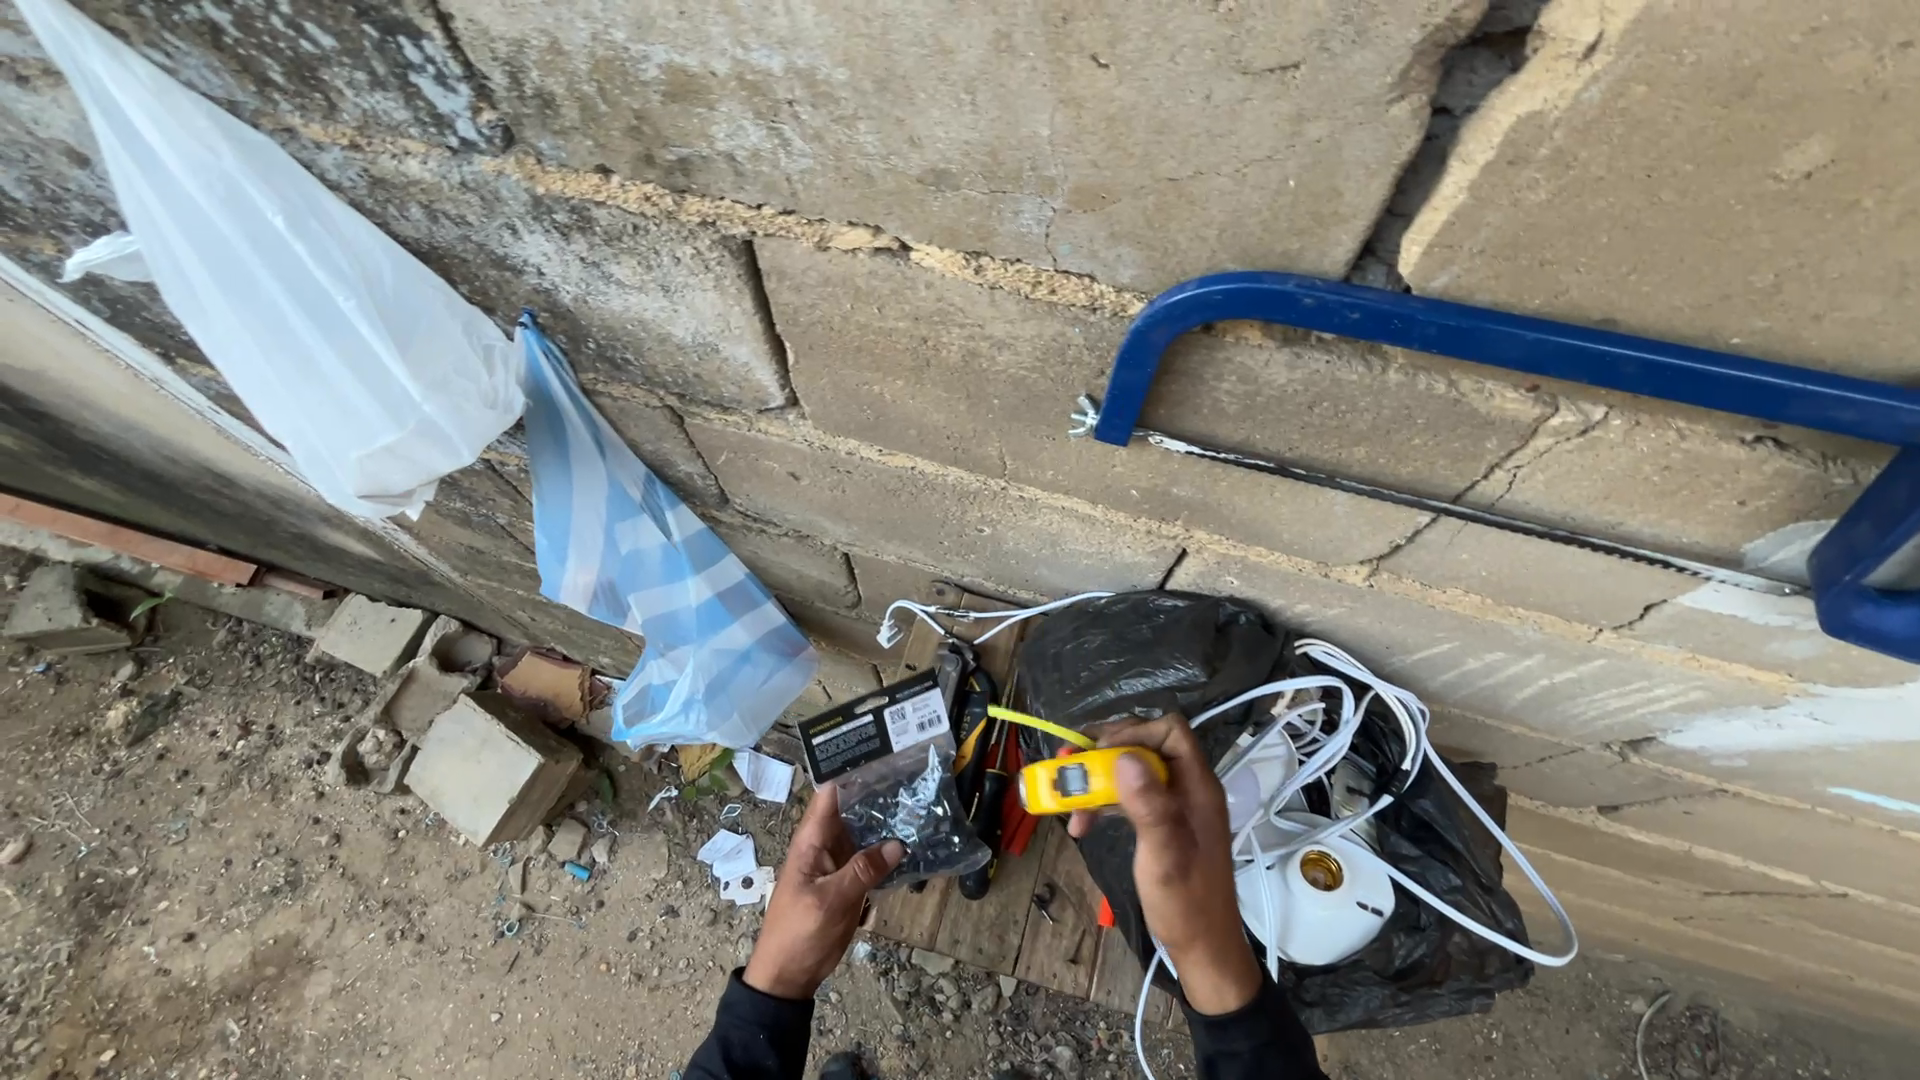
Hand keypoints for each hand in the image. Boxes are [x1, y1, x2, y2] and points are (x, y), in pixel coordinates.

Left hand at [743, 784, 904, 1000]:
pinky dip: (887, 849)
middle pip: (851, 809)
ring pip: (863, 832)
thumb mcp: (831, 902)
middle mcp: (824, 844)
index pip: (829, 794)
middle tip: (913, 776)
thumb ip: (863, 871)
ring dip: (885, 820)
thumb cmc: (800, 934)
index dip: (850, 771)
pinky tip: (912, 842)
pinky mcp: (847, 882)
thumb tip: (897, 844)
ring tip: (918, 802)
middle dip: (877, 792)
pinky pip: (868, 858)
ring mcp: (837, 863)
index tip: (881, 754)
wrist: (786, 978)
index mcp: (811, 841)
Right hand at [1068, 716, 1261, 1014]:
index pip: (1170, 731)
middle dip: (1104, 752)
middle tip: (1070, 764)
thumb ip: (1148, 806)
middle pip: (1145, 745)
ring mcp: (1174, 804)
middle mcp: (1187, 787)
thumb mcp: (1164, 855)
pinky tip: (1082, 824)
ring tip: (1068, 798)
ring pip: (1132, 770)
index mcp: (1197, 786)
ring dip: (1097, 779)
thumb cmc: (1186, 903)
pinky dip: (1103, 802)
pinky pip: (1129, 795)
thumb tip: (1124, 757)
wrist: (1202, 948)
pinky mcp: (1161, 822)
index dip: (1133, 732)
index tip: (1099, 752)